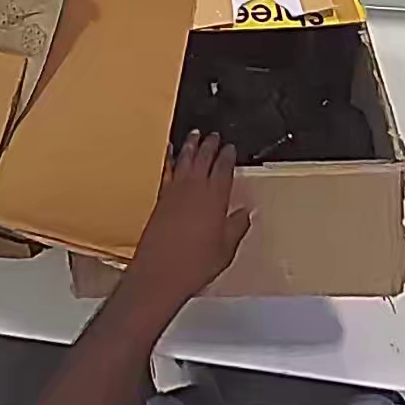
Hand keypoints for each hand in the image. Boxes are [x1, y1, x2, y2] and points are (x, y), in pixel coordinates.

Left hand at [122, 131, 251, 312]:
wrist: (161, 271)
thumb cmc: (194, 264)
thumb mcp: (225, 249)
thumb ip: (236, 226)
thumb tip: (244, 213)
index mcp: (214, 198)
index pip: (223, 169)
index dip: (228, 156)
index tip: (230, 147)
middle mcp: (194, 188)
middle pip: (203, 158)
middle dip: (210, 144)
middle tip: (214, 135)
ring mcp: (175, 190)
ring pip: (185, 159)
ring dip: (191, 145)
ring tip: (195, 134)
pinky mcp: (161, 196)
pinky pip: (166, 170)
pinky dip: (168, 158)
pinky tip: (168, 151)